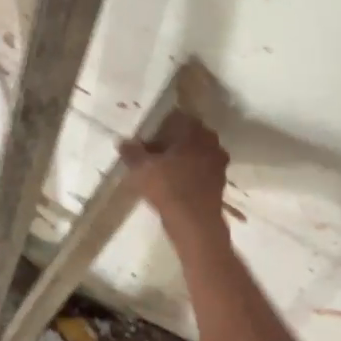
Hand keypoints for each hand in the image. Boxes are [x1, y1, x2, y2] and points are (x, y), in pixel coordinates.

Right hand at [119, 111, 230, 238]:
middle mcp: (211, 144)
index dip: (163, 124)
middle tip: (152, 151)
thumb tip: (122, 141)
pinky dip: (188, 173)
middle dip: (172, 142)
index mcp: (195, 133)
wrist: (193, 221)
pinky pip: (200, 170)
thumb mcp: (141, 168)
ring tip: (161, 168)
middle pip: (189, 136)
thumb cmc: (167, 187)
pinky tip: (173, 182)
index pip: (180, 118)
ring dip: (181, 158)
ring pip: (196, 153)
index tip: (149, 133)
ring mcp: (218, 164)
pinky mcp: (218, 183)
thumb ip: (132, 152)